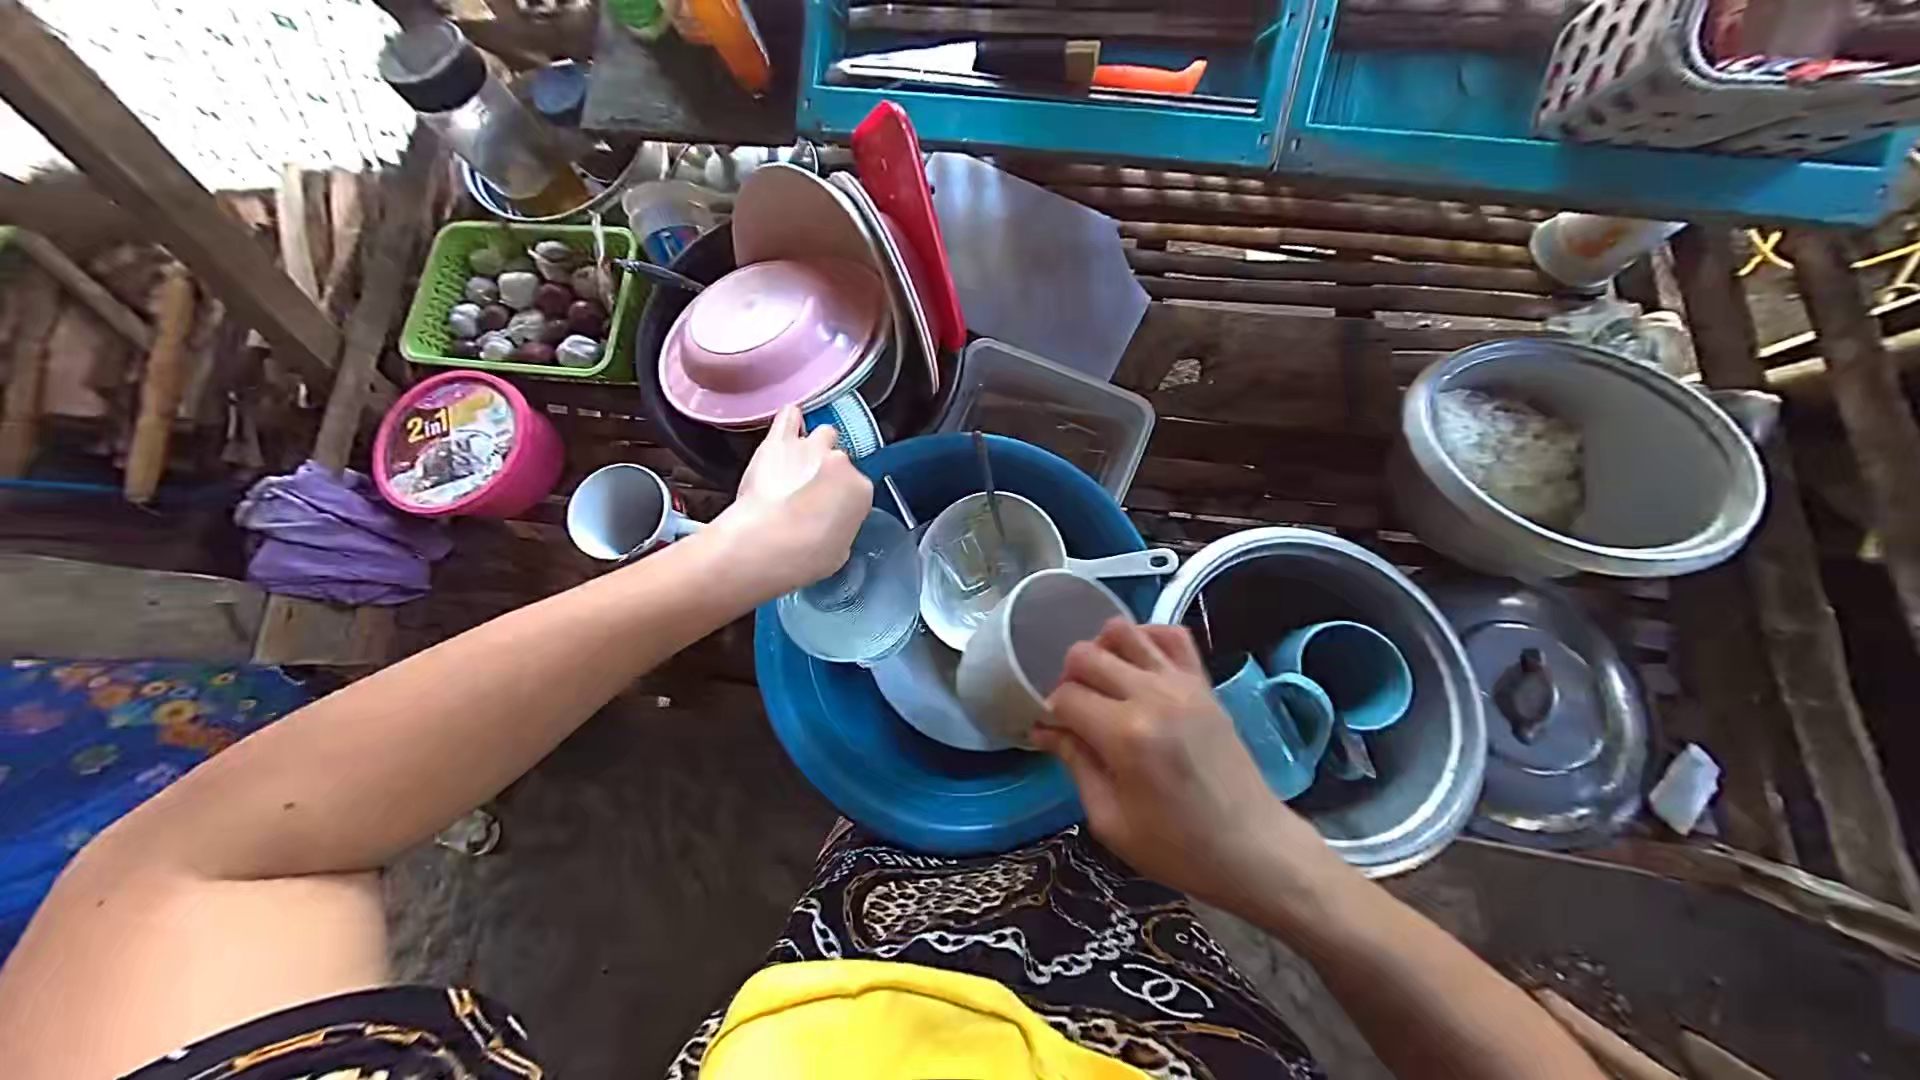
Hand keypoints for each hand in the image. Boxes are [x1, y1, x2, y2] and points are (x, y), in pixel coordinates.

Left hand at [712, 406, 872, 593]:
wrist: (767, 544)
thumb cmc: (803, 556)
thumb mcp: (839, 552)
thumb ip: (842, 528)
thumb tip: (834, 524)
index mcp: (861, 491)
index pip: (857, 487)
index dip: (841, 498)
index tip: (828, 509)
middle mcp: (842, 463)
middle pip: (841, 458)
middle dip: (828, 471)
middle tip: (811, 491)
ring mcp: (811, 448)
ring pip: (823, 434)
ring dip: (814, 446)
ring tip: (799, 463)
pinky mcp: (779, 441)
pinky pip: (791, 416)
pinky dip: (792, 419)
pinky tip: (789, 425)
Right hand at [1033, 620, 1339, 908]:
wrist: (1255, 850)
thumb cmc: (1177, 847)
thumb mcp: (1110, 819)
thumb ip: (1074, 763)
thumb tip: (1044, 729)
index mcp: (1125, 735)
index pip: (1065, 696)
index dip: (1050, 712)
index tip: (1054, 731)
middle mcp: (1151, 696)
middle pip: (1086, 654)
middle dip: (1068, 678)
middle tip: (1075, 709)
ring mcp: (1181, 684)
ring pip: (1123, 632)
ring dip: (1101, 651)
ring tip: (1103, 682)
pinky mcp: (1203, 683)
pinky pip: (1171, 635)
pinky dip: (1146, 637)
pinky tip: (1137, 663)